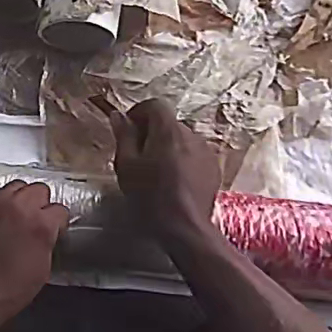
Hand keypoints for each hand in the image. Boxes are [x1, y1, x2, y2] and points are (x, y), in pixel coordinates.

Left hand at [0, 181, 69, 324]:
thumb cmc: (7, 288)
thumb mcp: (43, 266)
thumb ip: (48, 239)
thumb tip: (48, 230)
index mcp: (40, 223)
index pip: (59, 209)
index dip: (57, 221)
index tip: (53, 227)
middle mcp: (17, 206)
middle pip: (38, 189)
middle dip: (40, 204)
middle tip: (34, 220)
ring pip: (15, 186)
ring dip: (18, 199)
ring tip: (13, 217)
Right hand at [109, 99, 221, 234]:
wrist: (184, 226)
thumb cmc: (149, 195)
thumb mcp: (126, 165)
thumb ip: (124, 136)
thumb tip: (118, 116)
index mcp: (168, 131)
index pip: (155, 105)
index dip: (138, 113)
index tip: (128, 129)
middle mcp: (191, 135)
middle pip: (168, 122)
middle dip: (152, 132)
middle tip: (137, 154)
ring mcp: (205, 151)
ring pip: (181, 139)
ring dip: (167, 146)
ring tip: (155, 170)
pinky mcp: (213, 168)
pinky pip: (193, 154)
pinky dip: (181, 159)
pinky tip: (172, 180)